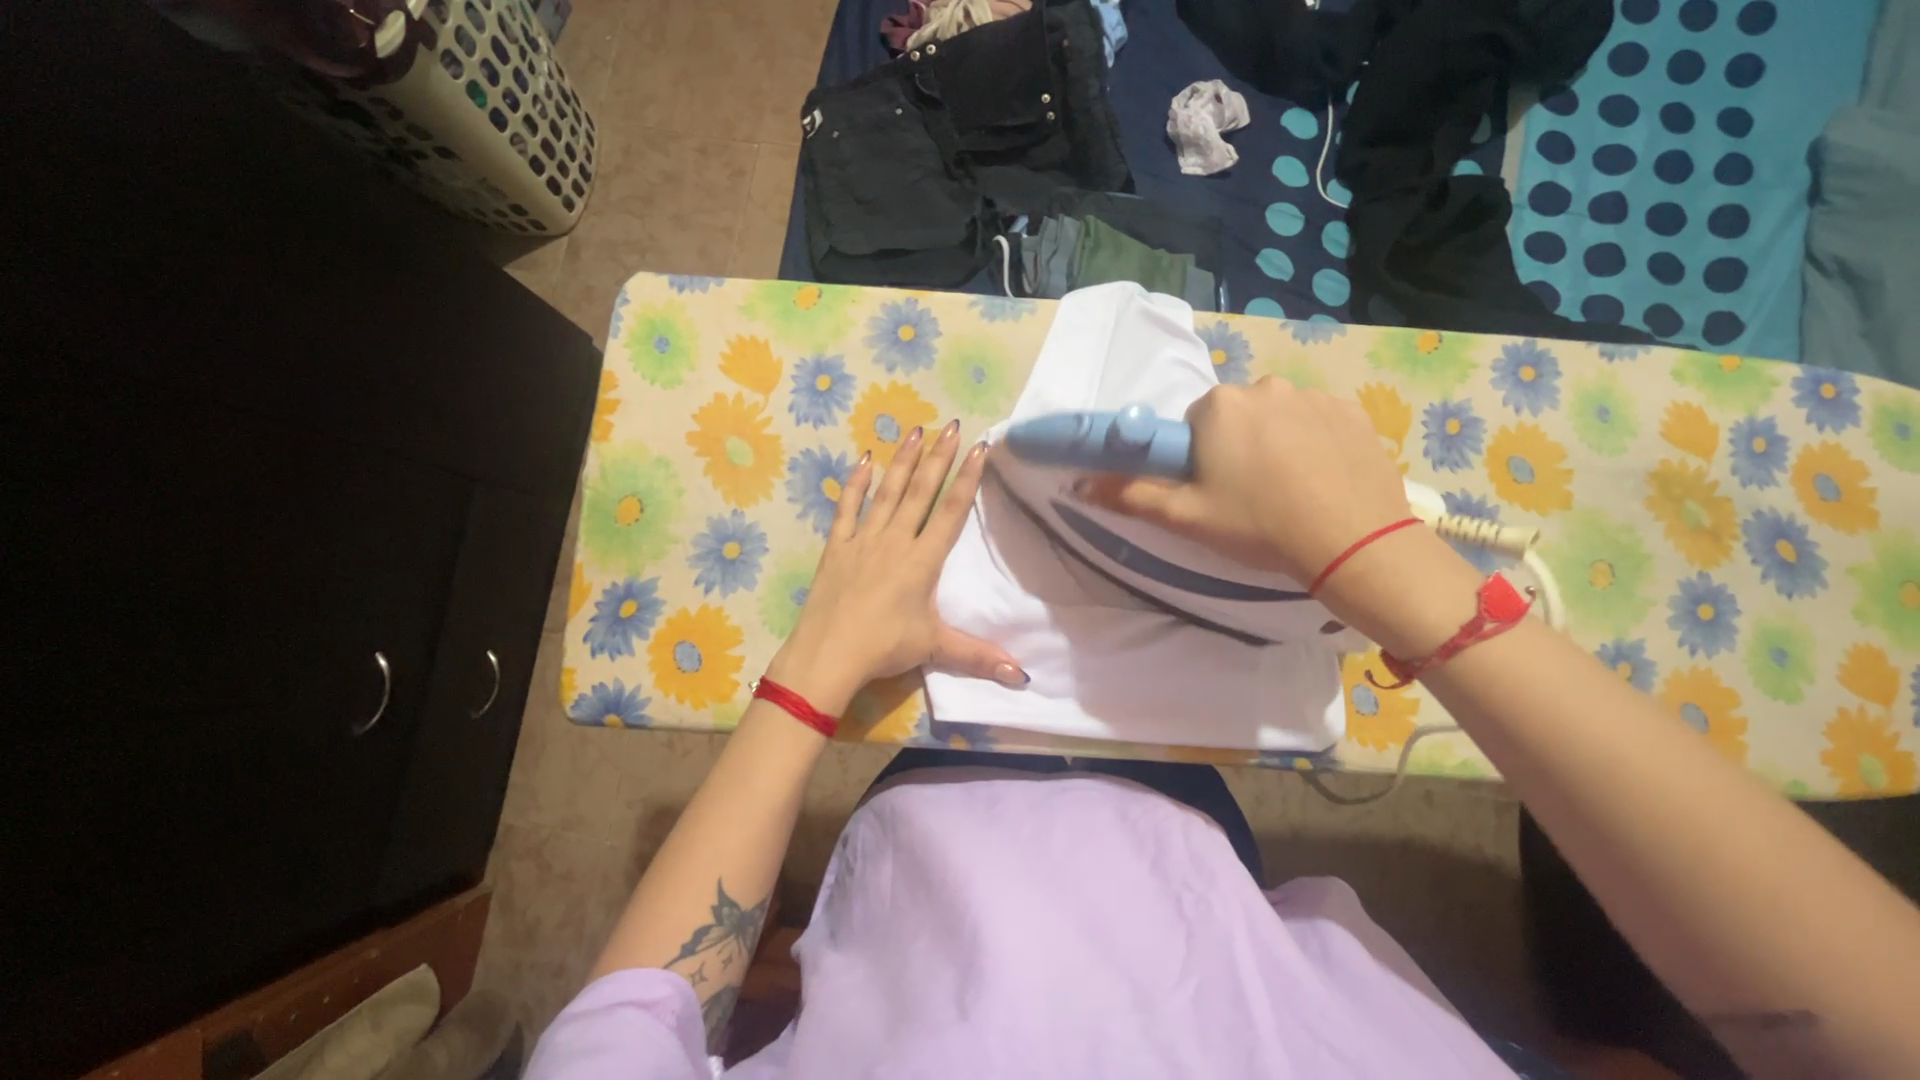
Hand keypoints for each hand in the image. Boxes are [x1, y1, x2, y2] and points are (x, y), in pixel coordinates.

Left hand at [766, 420, 1027, 714]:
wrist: (828, 654)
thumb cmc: (884, 648)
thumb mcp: (935, 648)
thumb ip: (979, 655)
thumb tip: (1022, 675)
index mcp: (923, 560)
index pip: (951, 512)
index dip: (967, 478)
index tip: (979, 447)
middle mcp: (896, 540)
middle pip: (921, 492)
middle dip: (938, 457)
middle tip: (950, 424)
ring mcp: (863, 540)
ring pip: (887, 492)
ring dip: (903, 461)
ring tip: (915, 430)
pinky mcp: (836, 547)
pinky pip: (847, 508)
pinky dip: (855, 484)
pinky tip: (863, 460)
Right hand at [1076, 378, 1413, 585]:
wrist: (1352, 543)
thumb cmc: (1258, 526)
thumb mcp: (1186, 517)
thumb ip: (1130, 494)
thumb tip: (1079, 481)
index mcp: (1219, 406)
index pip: (1195, 423)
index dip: (1199, 458)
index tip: (1215, 490)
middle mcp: (1265, 386)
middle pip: (1237, 415)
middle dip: (1237, 445)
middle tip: (1249, 495)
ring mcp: (1315, 396)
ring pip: (1279, 417)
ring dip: (1277, 442)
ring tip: (1290, 490)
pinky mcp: (1354, 411)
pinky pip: (1320, 421)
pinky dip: (1317, 443)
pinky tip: (1322, 480)